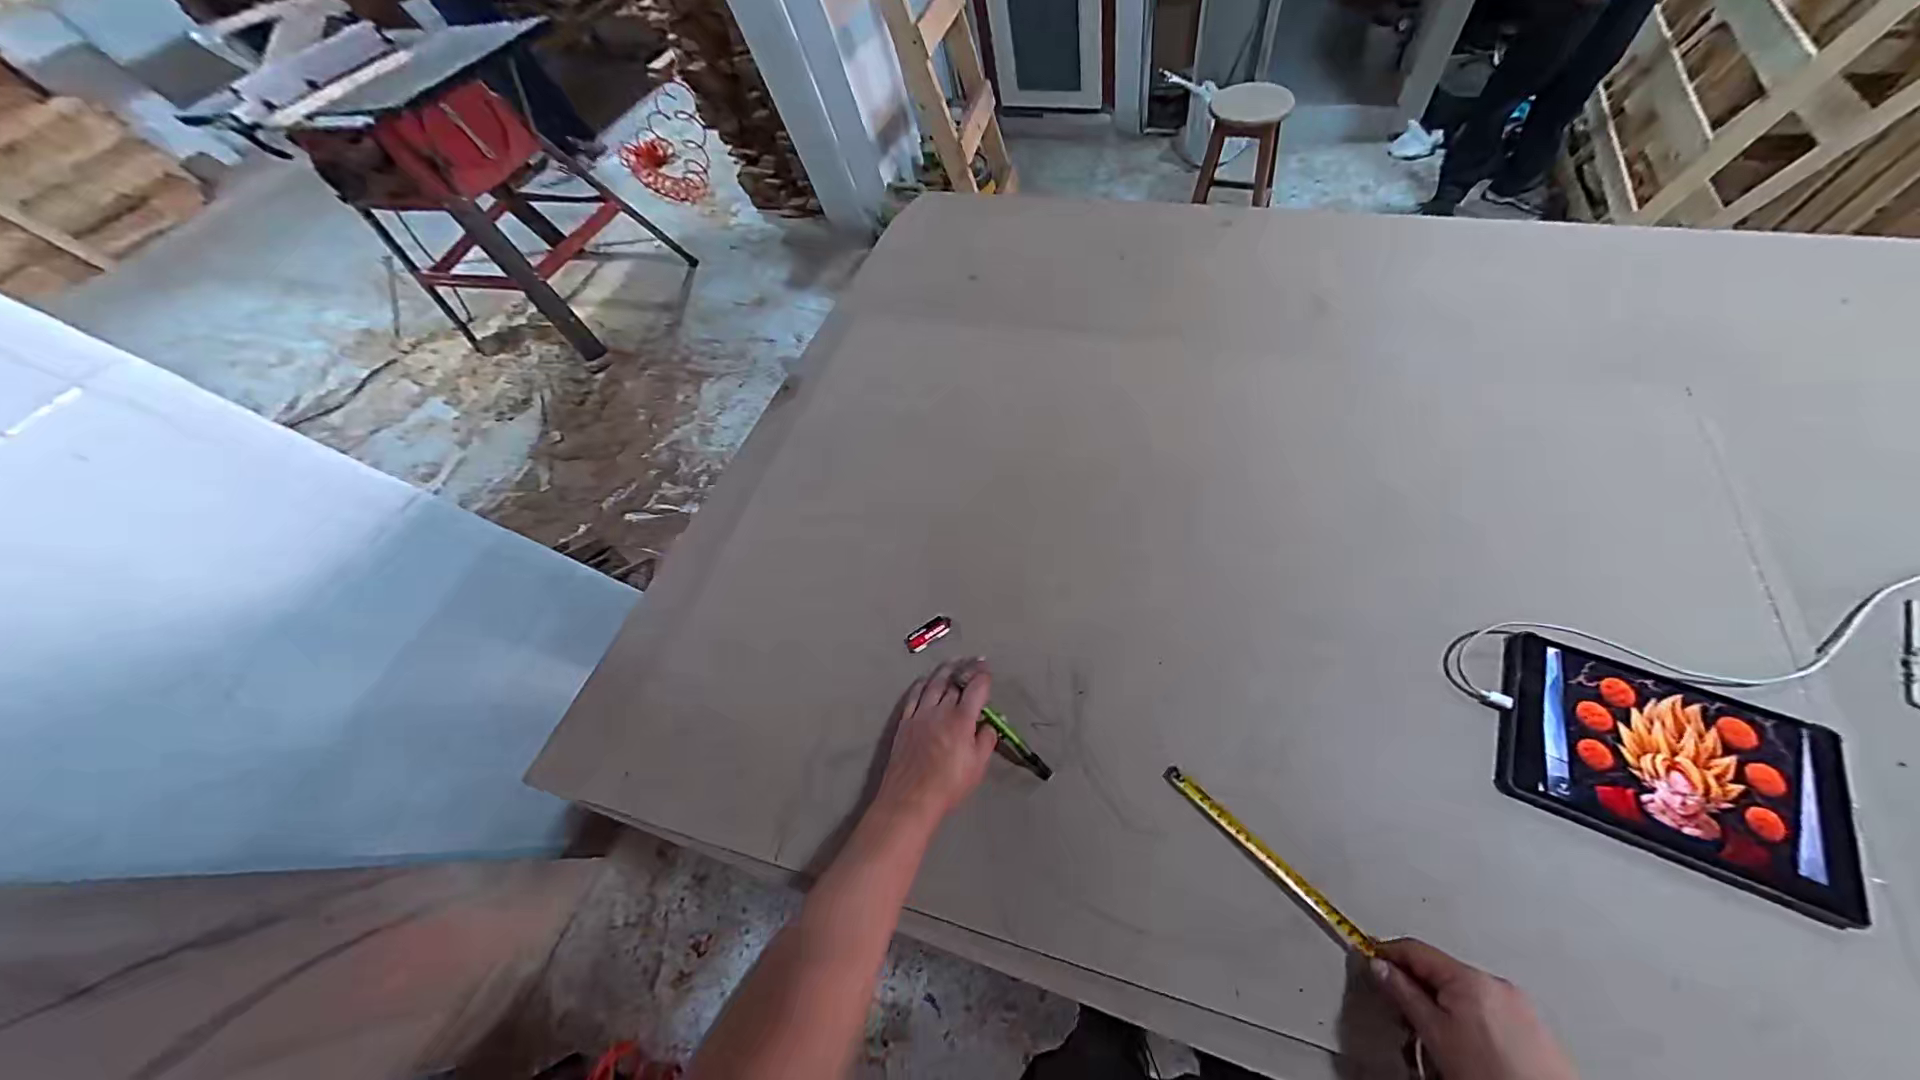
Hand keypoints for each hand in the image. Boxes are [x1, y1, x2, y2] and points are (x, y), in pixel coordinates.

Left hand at [871, 659, 1000, 829]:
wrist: (911, 798)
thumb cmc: (948, 786)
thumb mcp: (977, 766)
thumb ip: (986, 740)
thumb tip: (990, 725)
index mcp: (961, 720)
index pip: (976, 689)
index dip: (983, 676)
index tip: (987, 669)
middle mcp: (940, 711)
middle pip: (954, 682)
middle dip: (966, 669)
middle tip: (973, 660)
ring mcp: (920, 715)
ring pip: (933, 684)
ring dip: (944, 671)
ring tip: (952, 662)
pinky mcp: (905, 723)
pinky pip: (913, 696)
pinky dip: (921, 684)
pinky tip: (924, 680)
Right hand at [1371, 938, 1577, 1079]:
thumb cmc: (1495, 1078)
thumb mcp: (1434, 1034)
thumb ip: (1403, 993)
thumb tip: (1380, 967)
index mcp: (1471, 978)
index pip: (1414, 949)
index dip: (1387, 953)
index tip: (1369, 959)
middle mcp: (1498, 984)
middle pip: (1440, 972)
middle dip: (1417, 988)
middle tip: (1403, 1012)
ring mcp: (1520, 1007)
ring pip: (1463, 992)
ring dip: (1442, 1006)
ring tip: (1437, 1038)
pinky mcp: (1535, 1029)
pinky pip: (1487, 1009)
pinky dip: (1468, 1019)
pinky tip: (1465, 1046)